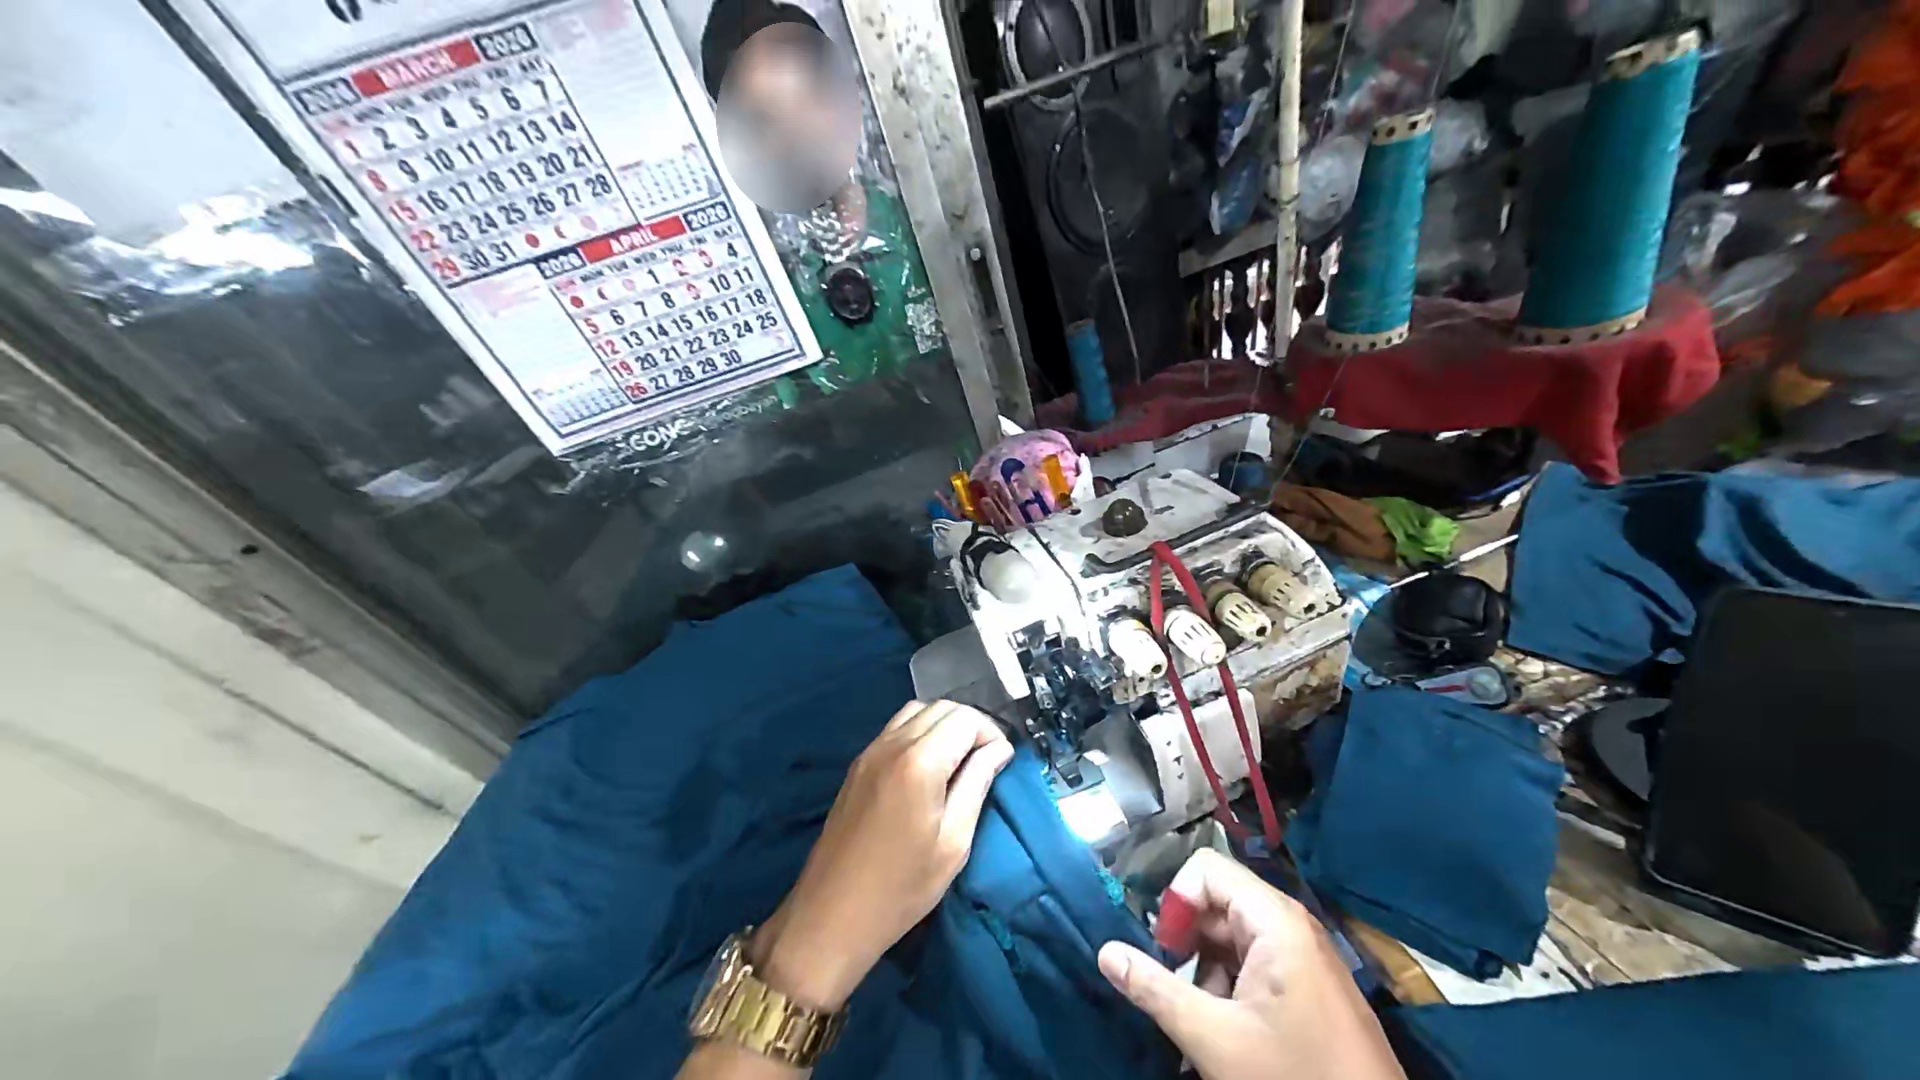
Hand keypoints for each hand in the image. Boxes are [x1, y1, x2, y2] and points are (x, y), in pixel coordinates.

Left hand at [753, 700, 1013, 1009]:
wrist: (832, 914)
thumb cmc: (901, 887)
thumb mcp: (954, 842)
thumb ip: (977, 783)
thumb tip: (999, 749)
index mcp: (918, 761)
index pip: (965, 719)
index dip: (990, 733)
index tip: (1002, 762)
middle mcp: (892, 744)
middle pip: (941, 707)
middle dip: (970, 725)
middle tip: (986, 761)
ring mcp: (870, 751)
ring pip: (917, 711)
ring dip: (944, 725)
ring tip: (960, 762)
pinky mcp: (858, 763)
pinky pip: (896, 727)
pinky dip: (921, 731)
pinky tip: (930, 766)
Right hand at [1098, 850, 1406, 1079]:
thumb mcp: (1215, 1039)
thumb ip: (1155, 990)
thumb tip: (1105, 952)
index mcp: (1275, 920)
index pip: (1206, 869)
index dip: (1176, 902)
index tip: (1166, 951)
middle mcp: (1290, 924)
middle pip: (1217, 899)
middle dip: (1186, 937)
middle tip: (1173, 984)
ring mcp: (1301, 953)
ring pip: (1231, 932)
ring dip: (1203, 964)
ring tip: (1199, 1015)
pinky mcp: (1306, 982)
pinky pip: (1252, 958)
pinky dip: (1227, 980)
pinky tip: (1223, 1025)